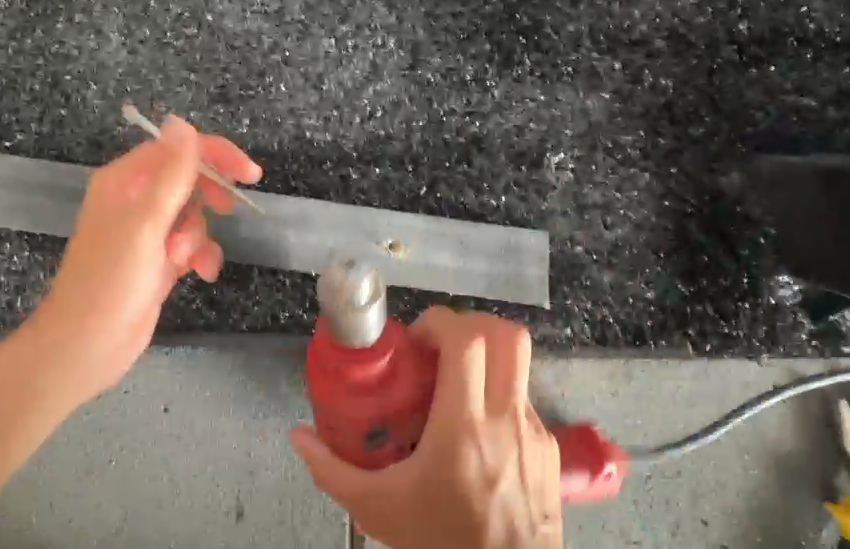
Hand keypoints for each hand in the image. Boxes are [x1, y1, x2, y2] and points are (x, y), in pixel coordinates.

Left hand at [25, 115, 261, 402]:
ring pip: (191, 215)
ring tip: (186, 260)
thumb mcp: (145, 224)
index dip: (214, 155)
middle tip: (231, 209)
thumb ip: (169, 174)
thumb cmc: (109, 282)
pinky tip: (201, 274)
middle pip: (186, 179)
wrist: (84, 348)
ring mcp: (145, 233)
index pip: (175, 149)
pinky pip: (190, 245)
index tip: (250, 174)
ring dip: (199, 234)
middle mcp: (133, 200)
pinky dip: (200, 255)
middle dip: (208, 196)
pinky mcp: (156, 262)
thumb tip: (181, 122)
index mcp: (123, 181)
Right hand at [291, 308, 562, 548]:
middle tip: (436, 347)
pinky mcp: (551, 450)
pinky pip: (524, 399)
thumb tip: (298, 436)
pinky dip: (497, 394)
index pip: (467, 341)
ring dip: (484, 357)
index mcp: (464, 427)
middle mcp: (507, 420)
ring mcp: (536, 433)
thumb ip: (332, 470)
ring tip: (451, 382)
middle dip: (469, 324)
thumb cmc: (442, 542)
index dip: (439, 323)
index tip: (413, 342)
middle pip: (506, 336)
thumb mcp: (377, 509)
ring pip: (518, 363)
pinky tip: (473, 427)